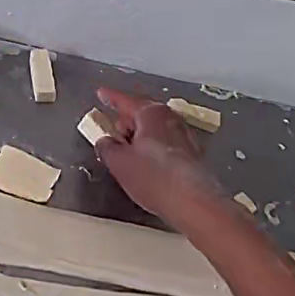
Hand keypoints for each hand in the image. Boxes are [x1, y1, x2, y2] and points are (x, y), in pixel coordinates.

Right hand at [92, 88, 230, 229]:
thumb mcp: (118, 162)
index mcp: (151, 113)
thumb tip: (106, 141)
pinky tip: (148, 169)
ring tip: (129, 160)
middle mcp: (170, 118)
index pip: (125, 101)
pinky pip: (164, 144)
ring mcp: (184, 135)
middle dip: (125, 124)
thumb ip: (106, 147)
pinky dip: (152, 150)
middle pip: (140, 115)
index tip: (101, 93)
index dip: (110, 98)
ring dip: (139, 140)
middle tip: (113, 140)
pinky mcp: (191, 153)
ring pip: (153, 130)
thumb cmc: (154, 177)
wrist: (193, 202)